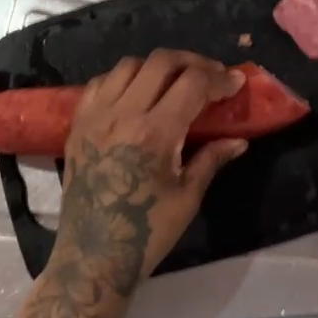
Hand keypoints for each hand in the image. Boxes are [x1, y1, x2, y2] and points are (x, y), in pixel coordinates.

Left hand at [54, 50, 247, 303]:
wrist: (93, 255)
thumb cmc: (148, 232)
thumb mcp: (188, 197)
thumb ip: (211, 159)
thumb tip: (239, 139)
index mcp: (154, 133)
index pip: (193, 84)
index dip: (220, 78)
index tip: (236, 82)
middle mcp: (121, 115)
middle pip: (161, 61)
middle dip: (193, 62)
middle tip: (211, 76)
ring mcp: (95, 117)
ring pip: (129, 65)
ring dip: (158, 66)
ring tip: (175, 81)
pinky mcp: (78, 124)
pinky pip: (101, 83)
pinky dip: (124, 79)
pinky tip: (138, 94)